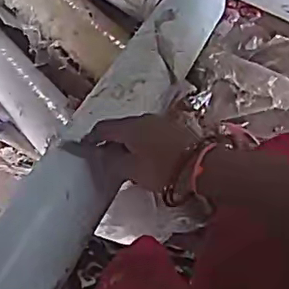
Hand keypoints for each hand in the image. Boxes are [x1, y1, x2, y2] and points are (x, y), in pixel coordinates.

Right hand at [83, 113, 201, 190]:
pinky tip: (143, 153)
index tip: (84, 147)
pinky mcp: (175, 129)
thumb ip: (113, 162)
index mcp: (130, 127)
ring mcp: (162, 121)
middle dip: (110, 139)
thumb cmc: (163, 169)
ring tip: (123, 156)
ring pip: (137, 129)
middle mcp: (144, 118)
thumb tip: (102, 155)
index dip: (91, 138)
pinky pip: (150, 132)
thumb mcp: (133, 170)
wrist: (204, 166)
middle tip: (103, 154)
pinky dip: (142, 141)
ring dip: (128, 140)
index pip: (103, 128)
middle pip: (120, 127)